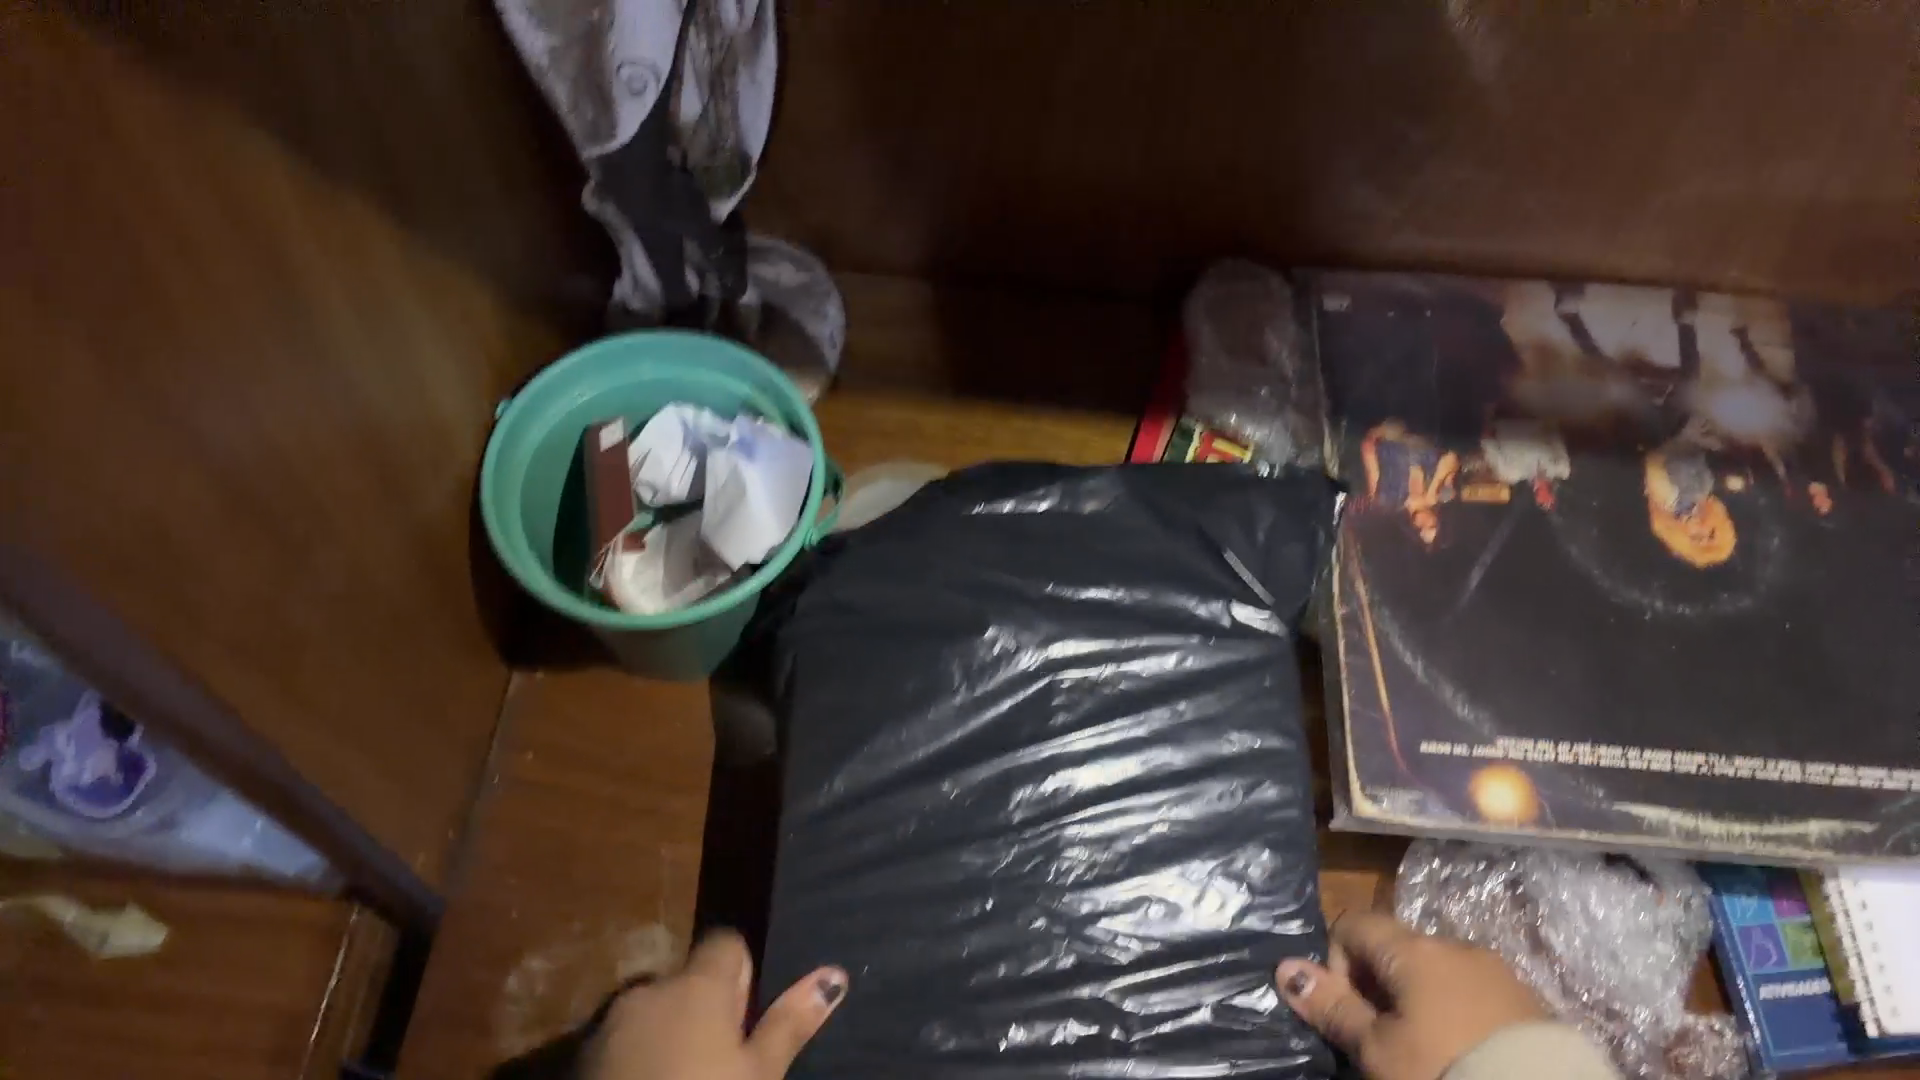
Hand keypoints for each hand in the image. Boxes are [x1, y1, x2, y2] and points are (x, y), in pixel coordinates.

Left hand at [584, 931, 848, 1079]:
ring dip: (665, 1035)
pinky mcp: (576, 1060)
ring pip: (651, 1014)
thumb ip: (790, 1021)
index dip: (741, 973)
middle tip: (717, 1063)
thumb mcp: (758, 1076)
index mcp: (697, 984)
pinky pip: (618, 1044)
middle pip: (686, 980)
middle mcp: (650, 989)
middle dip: (701, 1010)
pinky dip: (632, 1060)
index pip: (726, 942)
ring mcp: (607, 1024)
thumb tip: (836, 973)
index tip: (745, 1018)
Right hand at [1276, 912, 1547, 1079]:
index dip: (1337, 963)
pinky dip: (1460, 1017)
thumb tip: (1285, 967)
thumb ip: (1332, 1006)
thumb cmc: (1445, 1072)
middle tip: (1384, 1043)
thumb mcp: (1378, 1050)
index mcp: (1413, 948)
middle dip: (1381, 988)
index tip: (1350, 1014)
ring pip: (1439, 976)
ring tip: (1429, 1054)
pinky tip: (1468, 1058)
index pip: (1353, 925)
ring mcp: (1500, 975)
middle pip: (1397, 951)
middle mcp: (1455, 946)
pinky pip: (1477, 998)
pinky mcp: (1534, 1007)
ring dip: (1422, 1003)